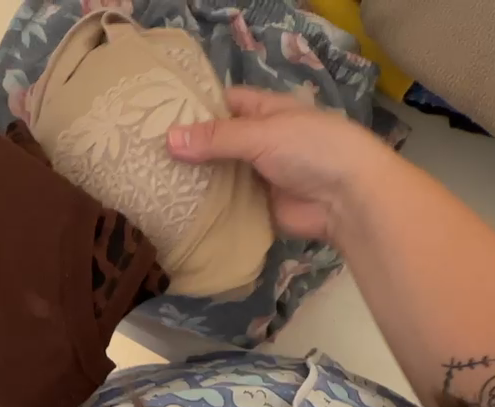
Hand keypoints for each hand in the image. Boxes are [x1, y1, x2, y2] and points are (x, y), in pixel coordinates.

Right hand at [168, 86, 400, 243]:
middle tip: (149, 158)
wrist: (346, 198)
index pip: (225, 104)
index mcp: (265, 112)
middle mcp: (259, 143)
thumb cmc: (311, 149)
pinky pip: (228, 209)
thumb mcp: (262, 134)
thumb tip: (168, 140)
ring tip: (155, 187)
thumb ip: (216, 139)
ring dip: (196, 184)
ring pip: (220, 178)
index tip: (160, 118)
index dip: (196, 108)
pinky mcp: (258, 210)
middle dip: (190, 151)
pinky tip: (179, 214)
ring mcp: (258, 178)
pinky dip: (208, 212)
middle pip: (217, 145)